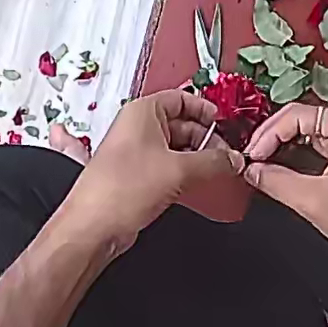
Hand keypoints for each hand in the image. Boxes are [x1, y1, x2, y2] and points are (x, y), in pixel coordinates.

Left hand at [56, 89, 242, 255]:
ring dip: (199, 157)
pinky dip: (187, 170)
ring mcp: (138, 152)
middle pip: (183, 123)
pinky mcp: (139, 176)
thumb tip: (234, 159)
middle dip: (206, 138)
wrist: (94, 228)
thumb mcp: (178, 169)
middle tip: (227, 154)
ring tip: (219, 169)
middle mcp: (139, 128)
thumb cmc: (121, 189)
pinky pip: (169, 165)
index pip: (181, 98)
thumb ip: (213, 162)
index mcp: (143, 112)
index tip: (224, 123)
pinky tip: (201, 180)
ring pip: (177, 147)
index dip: (205, 109)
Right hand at [241, 105, 327, 275]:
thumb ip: (276, 181)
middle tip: (249, 160)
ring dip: (280, 148)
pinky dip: (293, 159)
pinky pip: (313, 150)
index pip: (300, 115)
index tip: (251, 155)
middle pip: (302, 120)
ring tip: (256, 165)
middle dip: (272, 138)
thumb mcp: (314, 201)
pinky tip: (274, 170)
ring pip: (305, 135)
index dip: (270, 132)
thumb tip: (248, 169)